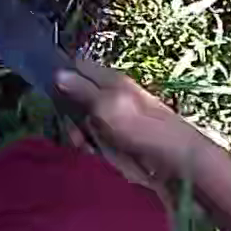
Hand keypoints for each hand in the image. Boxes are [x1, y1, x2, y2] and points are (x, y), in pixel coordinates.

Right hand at [54, 60, 223, 183]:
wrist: (179, 164)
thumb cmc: (143, 129)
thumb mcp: (107, 105)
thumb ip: (81, 89)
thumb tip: (57, 72)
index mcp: (109, 79)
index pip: (76, 65)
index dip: (61, 76)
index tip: (52, 95)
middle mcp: (110, 94)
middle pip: (75, 96)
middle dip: (69, 114)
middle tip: (76, 132)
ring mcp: (114, 117)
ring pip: (82, 119)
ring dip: (80, 133)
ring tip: (88, 147)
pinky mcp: (118, 137)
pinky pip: (95, 136)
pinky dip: (92, 145)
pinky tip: (96, 153)